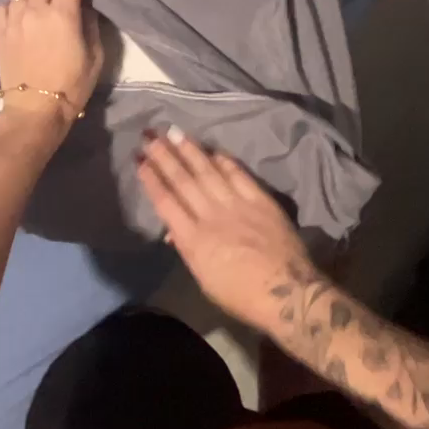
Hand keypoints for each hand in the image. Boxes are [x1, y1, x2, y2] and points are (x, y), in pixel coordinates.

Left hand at [0, 0, 102, 142]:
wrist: (35, 110)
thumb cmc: (72, 85)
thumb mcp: (95, 55)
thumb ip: (90, 23)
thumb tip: (84, 4)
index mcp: (62, 13)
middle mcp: (35, 9)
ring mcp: (13, 18)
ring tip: (39, 4)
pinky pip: (3, 5)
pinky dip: (13, 5)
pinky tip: (21, 18)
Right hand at [136, 128, 316, 331]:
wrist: (289, 294)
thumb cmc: (242, 296)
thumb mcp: (205, 281)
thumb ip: (188, 250)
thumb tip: (173, 231)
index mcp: (194, 240)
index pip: (166, 202)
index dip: (151, 179)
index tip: (139, 160)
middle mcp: (211, 216)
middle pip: (183, 180)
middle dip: (163, 156)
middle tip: (149, 135)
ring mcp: (236, 205)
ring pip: (207, 171)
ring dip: (189, 150)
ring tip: (173, 132)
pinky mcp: (260, 200)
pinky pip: (238, 174)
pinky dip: (224, 161)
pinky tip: (213, 150)